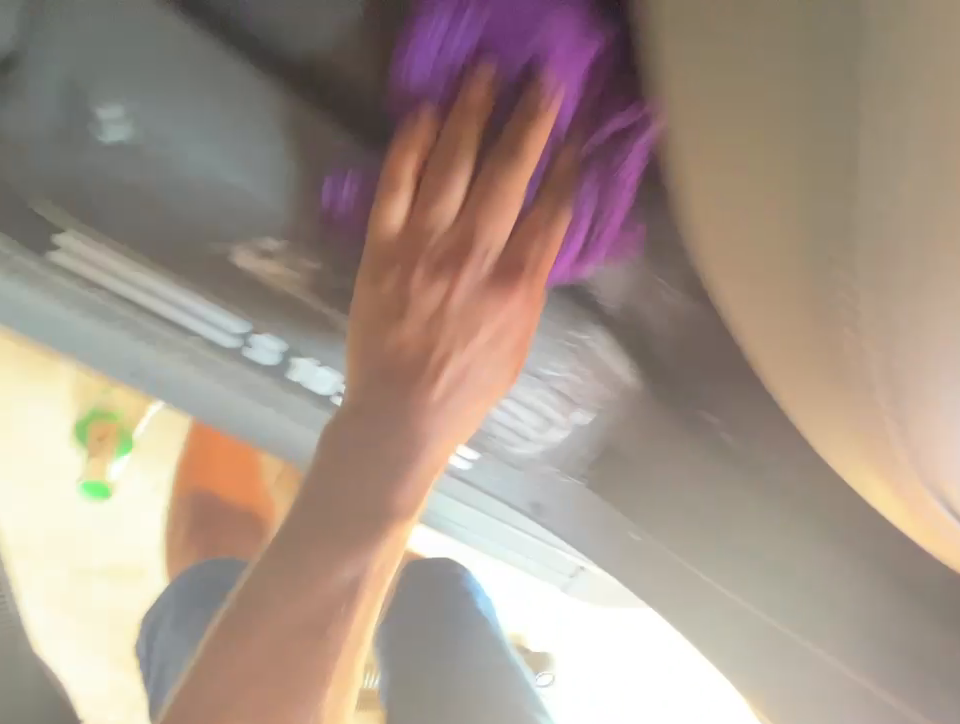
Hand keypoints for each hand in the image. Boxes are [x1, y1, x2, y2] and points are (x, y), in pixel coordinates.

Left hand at [339, 65, 577, 466]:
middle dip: (531, 120)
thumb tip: (535, 242)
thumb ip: (526, 291)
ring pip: (453, 164)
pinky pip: (396, 183)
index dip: (566, 168)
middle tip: (544, 80)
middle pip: (508, 173)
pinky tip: (426, 113)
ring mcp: (425, 247)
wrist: (400, 414)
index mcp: (515, 286)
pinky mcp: (383, 248)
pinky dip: (411, 144)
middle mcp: (474, 255)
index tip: (576, 136)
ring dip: (473, 113)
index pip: (550, 211)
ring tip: (487, 74)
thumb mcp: (516, 347)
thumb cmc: (465, 391)